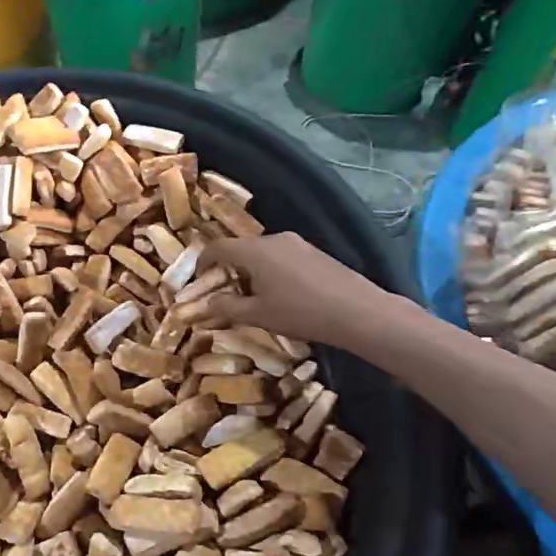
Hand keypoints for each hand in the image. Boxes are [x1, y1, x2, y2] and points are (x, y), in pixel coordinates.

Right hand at [204, 233, 400, 348]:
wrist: (356, 311)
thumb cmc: (300, 313)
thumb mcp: (258, 315)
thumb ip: (228, 307)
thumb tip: (206, 304)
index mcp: (254, 251)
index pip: (218, 247)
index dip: (203, 261)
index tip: (198, 277)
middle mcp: (274, 239)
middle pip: (242, 248)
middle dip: (229, 268)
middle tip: (226, 292)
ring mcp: (297, 243)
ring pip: (264, 253)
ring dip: (252, 270)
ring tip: (255, 297)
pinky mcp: (315, 252)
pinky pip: (283, 256)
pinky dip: (272, 270)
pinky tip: (283, 294)